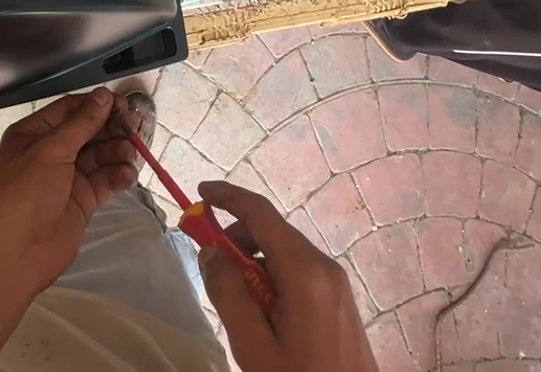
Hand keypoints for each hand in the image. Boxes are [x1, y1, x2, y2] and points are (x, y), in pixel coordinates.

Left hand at [0, 88, 139, 296]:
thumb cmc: (25, 193)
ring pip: (98, 156)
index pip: (69, 110)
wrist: (14, 255)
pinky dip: (117, 175)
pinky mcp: (81, 201)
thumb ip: (81, 124)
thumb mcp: (50, 151)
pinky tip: (127, 175)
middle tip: (135, 129)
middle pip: (87, 131)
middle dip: (111, 129)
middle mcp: (50, 152)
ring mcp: (66, 177)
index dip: (95, 105)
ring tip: (131, 154)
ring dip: (116, 152)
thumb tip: (104, 95)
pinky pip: (103, 181)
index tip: (123, 105)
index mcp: (34, 133)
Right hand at [196, 181, 376, 371]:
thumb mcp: (253, 346)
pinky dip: (272, 275)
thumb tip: (211, 252)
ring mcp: (336, 284)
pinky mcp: (340, 301)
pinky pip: (299, 271)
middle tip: (210, 263)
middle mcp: (324, 266)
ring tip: (236, 299)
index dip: (228, 196)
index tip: (200, 193)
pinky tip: (262, 311)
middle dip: (236, 236)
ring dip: (253, 259)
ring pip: (284, 252)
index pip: (260, 212)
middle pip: (272, 230)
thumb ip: (228, 293)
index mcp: (304, 270)